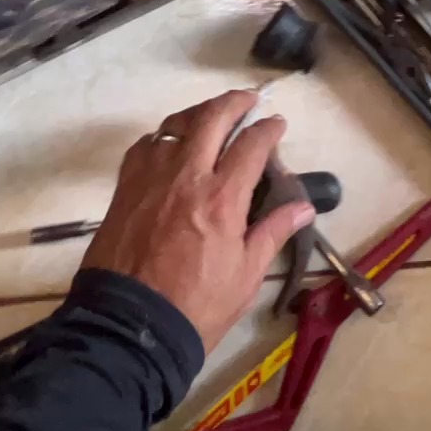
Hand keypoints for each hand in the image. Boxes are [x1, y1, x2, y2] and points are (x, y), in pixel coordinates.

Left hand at [81, 90, 315, 350]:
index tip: (277, 124)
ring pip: (177, 123)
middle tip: (249, 100)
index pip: (252, 144)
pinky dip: (165, 135)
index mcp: (222, 197)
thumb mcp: (245, 276)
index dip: (269, 129)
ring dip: (200, 111)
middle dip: (236, 102)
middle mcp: (187, 175)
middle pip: (213, 117)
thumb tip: (304, 207)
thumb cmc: (195, 307)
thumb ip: (273, 232)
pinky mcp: (126, 186)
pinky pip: (147, 144)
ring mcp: (152, 176)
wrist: (128, 330)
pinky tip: (172, 143)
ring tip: (213, 113)